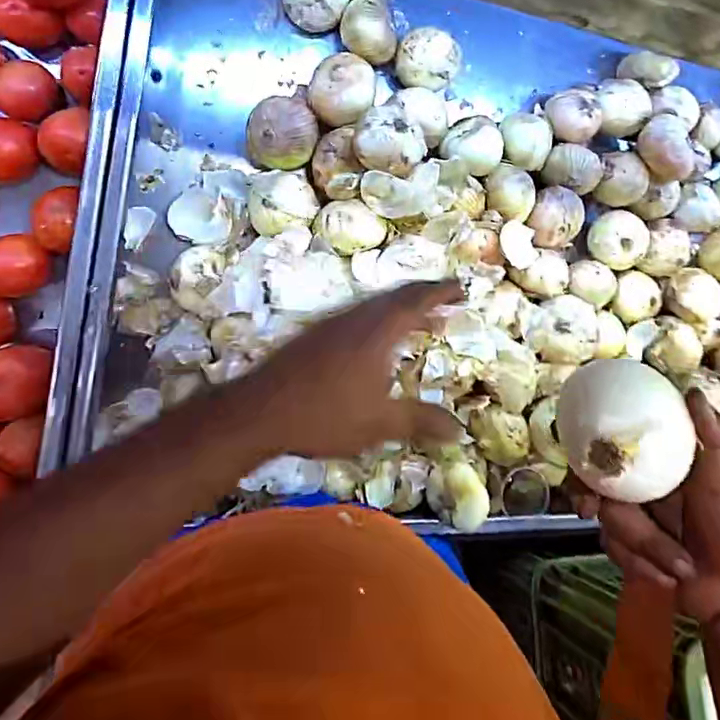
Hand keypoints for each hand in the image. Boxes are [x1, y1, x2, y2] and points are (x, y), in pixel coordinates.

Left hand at [230, 281, 464, 457]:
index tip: (460, 288)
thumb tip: (459, 430)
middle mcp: (357, 318)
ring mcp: (333, 324)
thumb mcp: (379, 423)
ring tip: (421, 326)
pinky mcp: (316, 335)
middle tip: (446, 302)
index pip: (416, 301)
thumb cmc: (325, 414)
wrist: (259, 411)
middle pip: (396, 297)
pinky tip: (378, 346)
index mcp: (378, 330)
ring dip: (402, 310)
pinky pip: (359, 316)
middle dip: (424, 297)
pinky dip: (381, 321)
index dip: (441, 292)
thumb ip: (420, 421)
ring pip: (376, 306)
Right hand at [575, 390, 719, 622]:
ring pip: (609, 519)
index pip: (619, 442)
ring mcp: (637, 520)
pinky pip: (614, 549)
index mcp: (665, 463)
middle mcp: (645, 486)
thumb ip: (712, 434)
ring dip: (642, 544)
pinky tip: (668, 577)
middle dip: (593, 497)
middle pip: (599, 480)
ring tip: (679, 564)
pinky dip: (640, 565)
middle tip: (587, 507)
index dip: (594, 444)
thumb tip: (691, 390)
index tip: (584, 453)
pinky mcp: (633, 553)